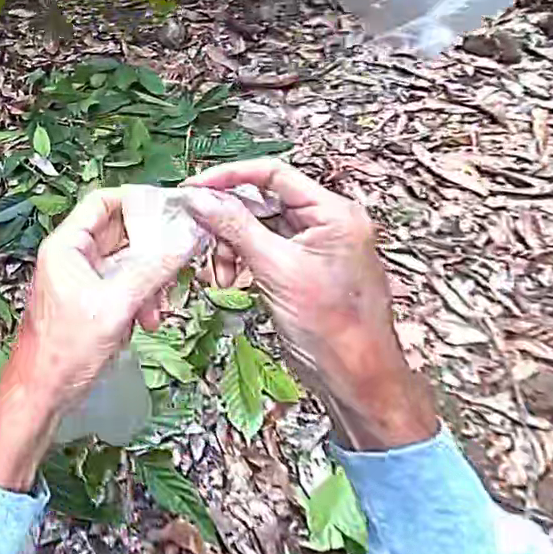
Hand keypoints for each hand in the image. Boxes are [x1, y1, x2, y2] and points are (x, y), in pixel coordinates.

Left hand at [0, 187, 196, 489]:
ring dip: (150, 278)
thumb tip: (184, 239)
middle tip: (177, 258)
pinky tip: (148, 320)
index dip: (136, 199)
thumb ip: (152, 270)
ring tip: (159, 305)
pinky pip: (123, 285)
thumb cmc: (64, 350)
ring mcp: (81, 278)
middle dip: (151, 248)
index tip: (168, 208)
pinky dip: (140, 297)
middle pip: (120, 232)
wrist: (42, 393)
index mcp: (66, 246)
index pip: (101, 202)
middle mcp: (72, 256)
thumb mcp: (115, 305)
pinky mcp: (91, 300)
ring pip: (126, 261)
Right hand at [180, 160, 437, 450]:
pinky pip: (262, 248)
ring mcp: (313, 244)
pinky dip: (241, 260)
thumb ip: (235, 227)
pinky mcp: (300, 265)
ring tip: (220, 272)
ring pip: (257, 225)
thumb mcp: (276, 269)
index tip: (195, 188)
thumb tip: (200, 198)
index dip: (230, 176)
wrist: (357, 379)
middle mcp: (325, 221)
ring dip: (231, 244)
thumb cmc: (332, 327)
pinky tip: (230, 280)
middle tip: (197, 230)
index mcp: (333, 212)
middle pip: (262, 199)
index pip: (273, 174)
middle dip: (228, 219)